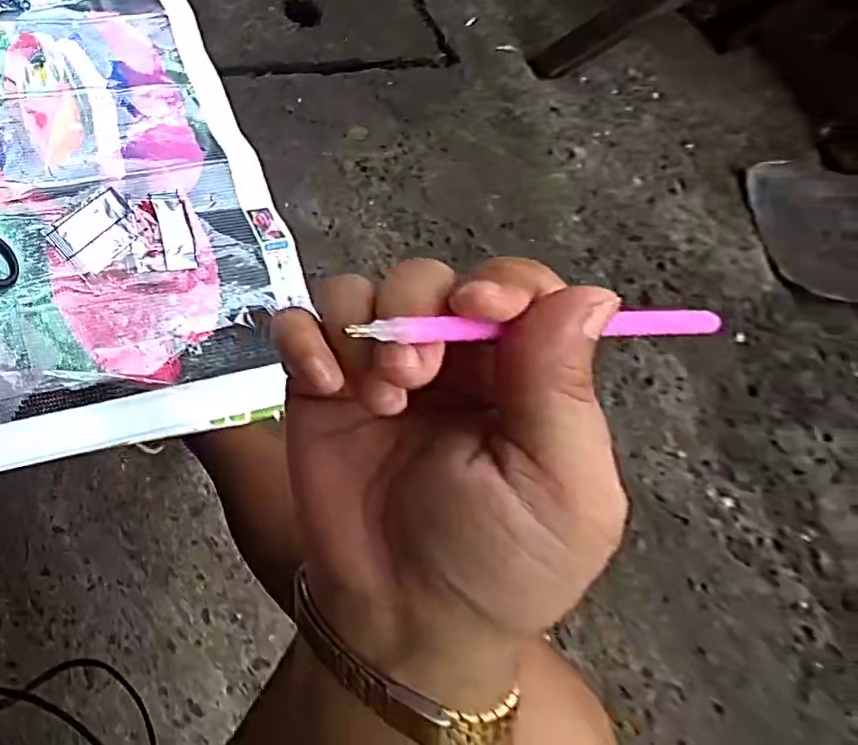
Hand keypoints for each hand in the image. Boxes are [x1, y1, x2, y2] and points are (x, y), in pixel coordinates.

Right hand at [271, 258, 629, 708]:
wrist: (397, 601)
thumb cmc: (495, 556)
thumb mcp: (557, 485)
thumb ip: (558, 388)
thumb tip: (587, 295)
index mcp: (515, 375)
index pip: (512, 290)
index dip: (497, 282)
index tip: (478, 307)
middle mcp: (441, 358)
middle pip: (421, 280)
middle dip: (413, 314)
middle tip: (412, 379)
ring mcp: (366, 364)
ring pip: (351, 290)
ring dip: (356, 330)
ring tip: (372, 397)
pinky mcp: (310, 378)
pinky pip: (293, 322)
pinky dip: (301, 338)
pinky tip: (320, 385)